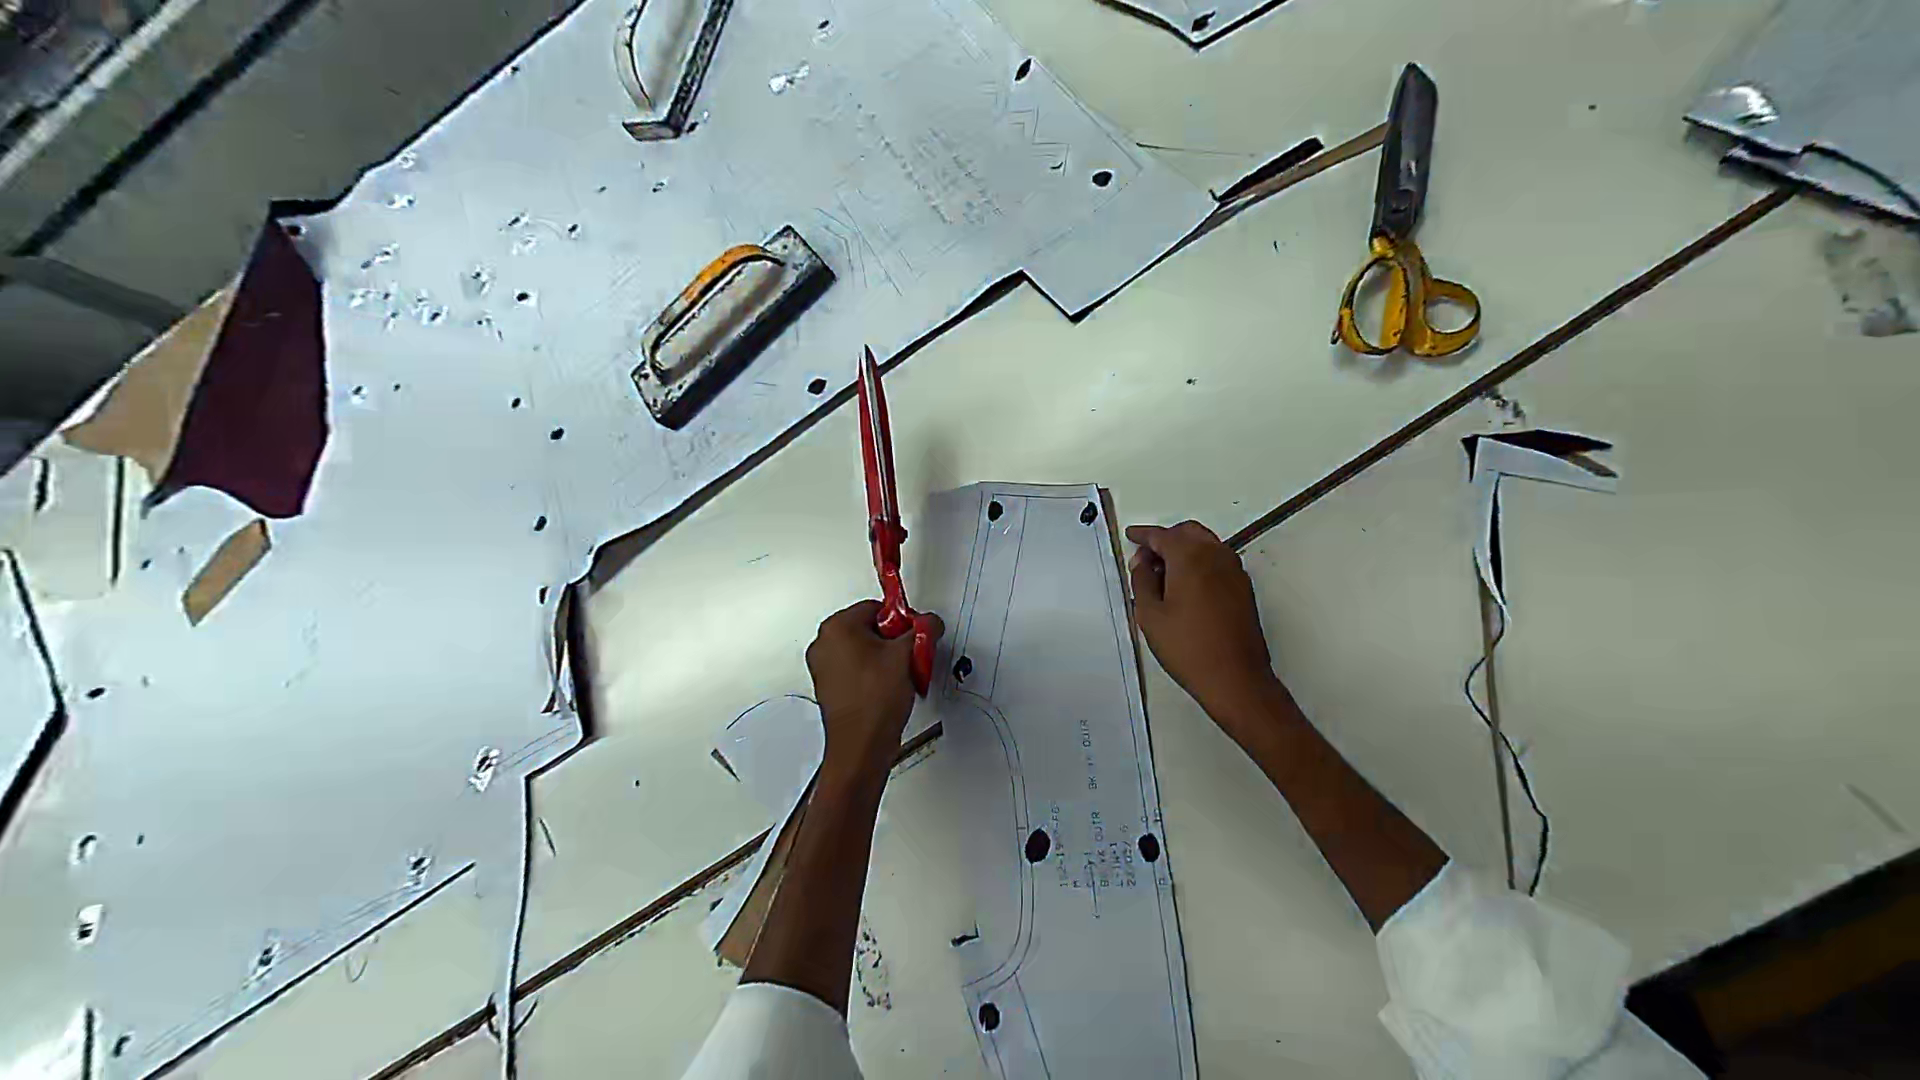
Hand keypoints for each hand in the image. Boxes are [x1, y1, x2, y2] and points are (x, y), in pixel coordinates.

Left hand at [806, 600, 945, 780]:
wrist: (862, 745)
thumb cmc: (873, 703)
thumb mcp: (908, 655)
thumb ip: (923, 630)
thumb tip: (929, 623)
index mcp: (837, 627)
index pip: (876, 607)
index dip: (902, 620)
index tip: (914, 632)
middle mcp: (824, 644)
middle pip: (869, 628)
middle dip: (894, 640)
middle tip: (910, 654)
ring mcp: (825, 668)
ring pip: (864, 650)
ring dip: (886, 658)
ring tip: (902, 674)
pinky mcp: (831, 687)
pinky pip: (858, 669)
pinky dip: (875, 674)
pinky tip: (892, 688)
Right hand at [1126, 522, 1279, 717]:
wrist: (1234, 677)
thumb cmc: (1189, 647)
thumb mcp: (1150, 614)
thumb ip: (1141, 581)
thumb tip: (1142, 564)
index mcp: (1190, 557)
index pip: (1162, 535)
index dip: (1142, 535)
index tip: (1131, 536)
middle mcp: (1216, 556)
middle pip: (1187, 532)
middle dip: (1165, 538)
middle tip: (1145, 557)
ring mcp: (1234, 571)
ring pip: (1205, 544)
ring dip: (1183, 548)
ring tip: (1163, 573)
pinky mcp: (1243, 587)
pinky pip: (1217, 560)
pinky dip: (1199, 561)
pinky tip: (1185, 585)